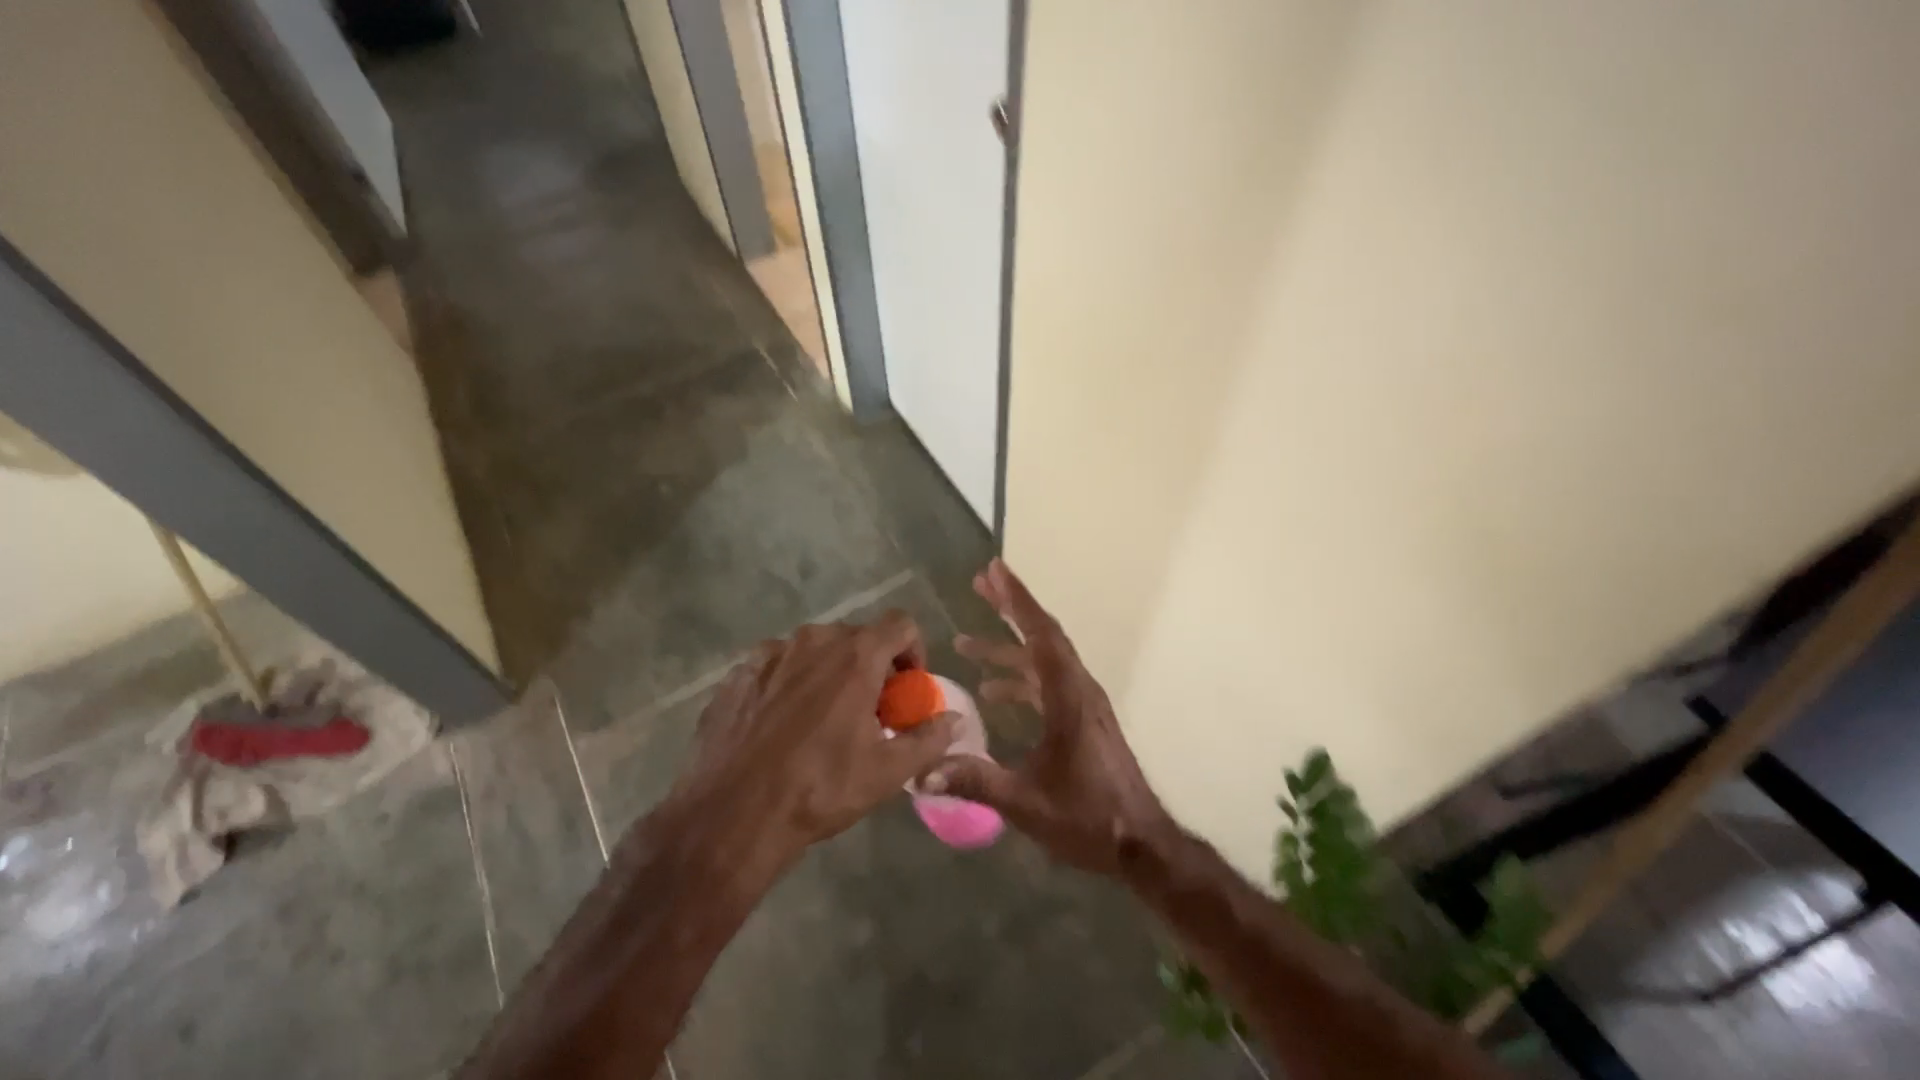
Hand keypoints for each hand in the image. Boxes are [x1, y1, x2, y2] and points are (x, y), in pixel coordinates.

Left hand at [664, 613, 956, 871]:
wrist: (733, 814)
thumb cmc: (820, 789)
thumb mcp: (887, 772)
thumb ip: (928, 738)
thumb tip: (955, 719)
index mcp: (854, 656)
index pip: (900, 624)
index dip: (913, 652)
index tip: (907, 690)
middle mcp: (812, 642)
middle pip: (855, 637)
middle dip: (871, 667)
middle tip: (869, 711)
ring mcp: (768, 655)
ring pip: (813, 651)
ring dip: (828, 674)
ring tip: (823, 721)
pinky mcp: (736, 675)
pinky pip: (775, 667)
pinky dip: (789, 685)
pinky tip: (782, 727)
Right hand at [930, 560, 1174, 876]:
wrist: (1140, 844)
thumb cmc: (1088, 818)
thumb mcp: (1026, 801)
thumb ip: (975, 781)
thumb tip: (921, 772)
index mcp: (1070, 698)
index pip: (1041, 636)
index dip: (1016, 601)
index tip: (994, 570)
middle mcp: (1080, 691)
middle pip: (1043, 637)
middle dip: (1011, 608)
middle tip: (980, 582)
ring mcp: (1084, 706)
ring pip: (1044, 662)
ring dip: (1008, 649)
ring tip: (965, 642)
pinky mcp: (1084, 722)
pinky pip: (1048, 684)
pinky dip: (1020, 679)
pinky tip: (992, 693)